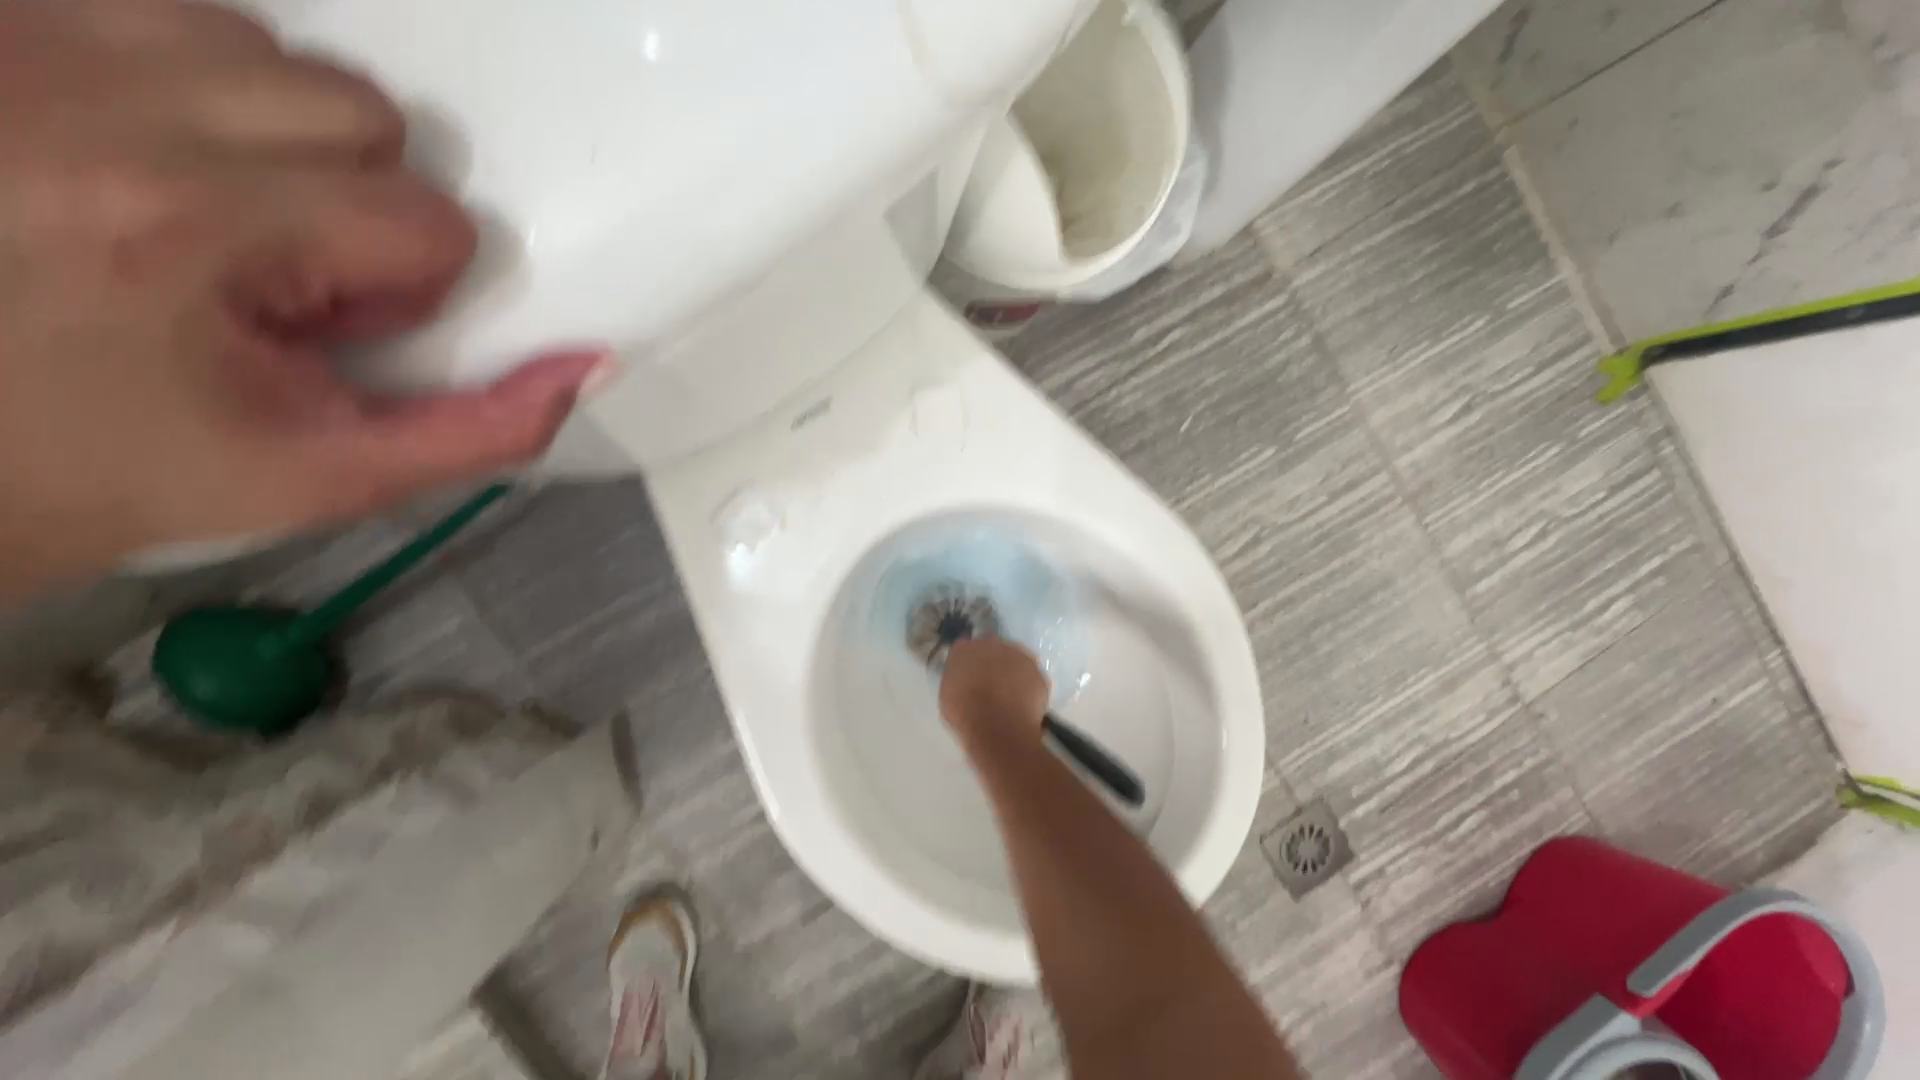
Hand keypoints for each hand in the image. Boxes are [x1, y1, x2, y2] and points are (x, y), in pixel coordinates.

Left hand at [0, 0, 603, 594]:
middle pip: (363, 112)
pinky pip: (170, 10)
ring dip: (288, 138)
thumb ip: (482, 430)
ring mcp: (25, 47)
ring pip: (274, 48)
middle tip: (281, 273)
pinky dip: (198, 79)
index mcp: (192, 232)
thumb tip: (593, 364)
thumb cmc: (132, 472)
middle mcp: (96, 106)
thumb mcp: (331, 478)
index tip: (331, 331)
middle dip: (358, 204)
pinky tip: (157, 158)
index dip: (406, 287)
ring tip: (220, 216)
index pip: (423, 217)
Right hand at [939, 638, 1050, 744]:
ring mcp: (1019, 656)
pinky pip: (1031, 676)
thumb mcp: (948, 694)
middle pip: (992, 649)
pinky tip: (1024, 704)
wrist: (998, 727)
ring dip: (1013, 673)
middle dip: (992, 663)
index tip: (969, 676)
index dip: (969, 663)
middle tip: (990, 685)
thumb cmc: (965, 714)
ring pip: (1015, 660)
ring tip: (1010, 697)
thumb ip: (958, 678)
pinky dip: (1029, 687)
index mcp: (964, 649)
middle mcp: (992, 645)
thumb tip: (965, 678)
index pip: (965, 648)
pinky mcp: (1038, 671)